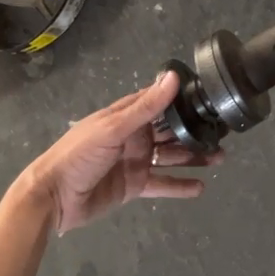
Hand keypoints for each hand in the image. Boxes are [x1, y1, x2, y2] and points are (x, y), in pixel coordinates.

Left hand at [18, 70, 220, 234]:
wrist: (52, 198)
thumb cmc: (79, 155)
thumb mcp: (113, 128)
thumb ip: (145, 107)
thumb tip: (173, 77)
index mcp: (127, 116)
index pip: (160, 102)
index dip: (183, 100)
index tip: (209, 97)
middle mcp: (135, 136)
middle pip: (171, 131)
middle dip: (195, 130)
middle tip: (222, 132)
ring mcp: (135, 161)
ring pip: (171, 157)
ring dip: (194, 157)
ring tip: (220, 157)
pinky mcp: (133, 186)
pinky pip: (162, 184)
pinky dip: (180, 186)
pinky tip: (200, 187)